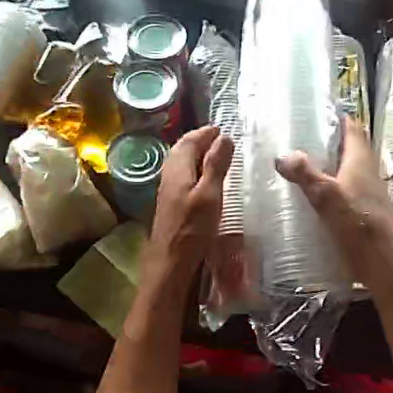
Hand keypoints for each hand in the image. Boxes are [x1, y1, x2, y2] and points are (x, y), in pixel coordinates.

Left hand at [144, 126, 233, 284]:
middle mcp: (169, 177)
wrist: (171, 264)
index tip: (222, 129)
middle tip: (219, 140)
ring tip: (216, 158)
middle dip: (200, 142)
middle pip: (182, 151)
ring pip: (181, 166)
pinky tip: (205, 183)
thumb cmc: (192, 229)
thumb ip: (216, 165)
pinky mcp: (171, 207)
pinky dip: (195, 173)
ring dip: (196, 157)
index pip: (189, 141)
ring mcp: (168, 193)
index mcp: (178, 169)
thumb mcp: (210, 194)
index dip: (205, 132)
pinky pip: (183, 180)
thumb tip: (224, 137)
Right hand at [273, 114, 392, 290]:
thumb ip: (305, 175)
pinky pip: (348, 194)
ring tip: (304, 172)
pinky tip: (317, 202)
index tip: (316, 116)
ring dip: (331, 170)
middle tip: (302, 144)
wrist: (384, 263)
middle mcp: (369, 172)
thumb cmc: (358, 225)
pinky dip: (334, 192)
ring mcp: (371, 194)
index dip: (337, 119)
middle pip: (351, 150)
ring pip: (349, 173)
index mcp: (361, 160)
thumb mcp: (326, 197)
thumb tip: (282, 155)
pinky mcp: (368, 214)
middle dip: (330, 145)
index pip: (353, 128)